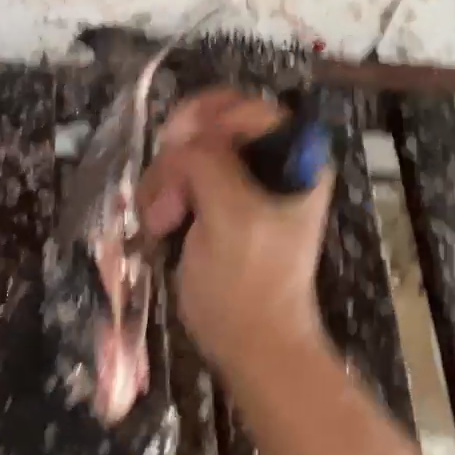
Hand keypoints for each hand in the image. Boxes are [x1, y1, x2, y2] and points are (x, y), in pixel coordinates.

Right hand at [138, 89, 335, 374]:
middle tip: (169, 198)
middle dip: (179, 159)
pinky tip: (160, 224)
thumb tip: (183, 138)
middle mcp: (269, 163)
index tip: (177, 146)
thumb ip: (209, 162)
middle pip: (209, 126)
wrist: (250, 346)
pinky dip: (162, 195)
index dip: (208, 119)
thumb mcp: (230, 215)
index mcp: (294, 159)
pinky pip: (178, 178)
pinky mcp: (214, 205)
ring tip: (162, 222)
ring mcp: (239, 184)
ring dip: (164, 183)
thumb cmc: (247, 284)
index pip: (247, 108)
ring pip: (185, 153)